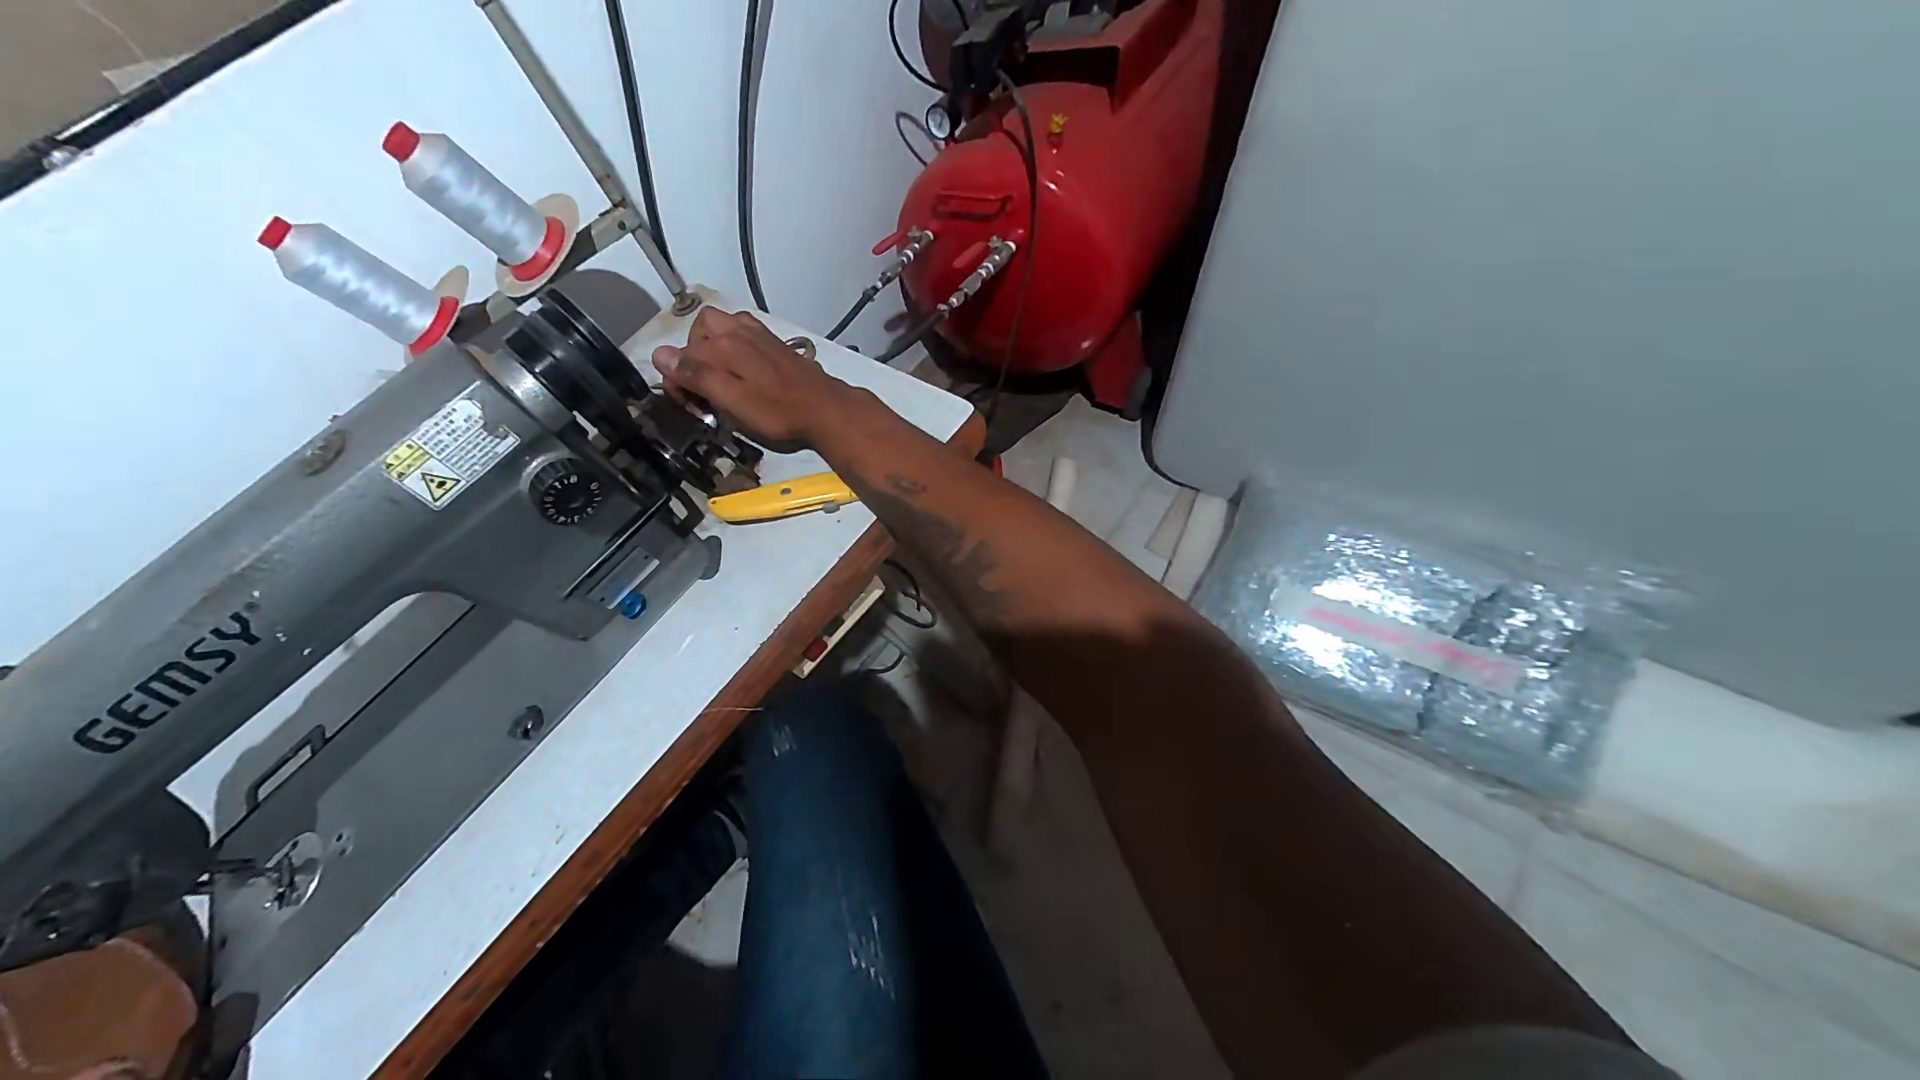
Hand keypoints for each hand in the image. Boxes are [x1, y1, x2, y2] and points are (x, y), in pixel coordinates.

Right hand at [651, 308, 855, 449]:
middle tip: (703, 391)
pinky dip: (733, 349)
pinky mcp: (774, 343)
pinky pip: (741, 335)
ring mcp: (759, 334)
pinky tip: (742, 373)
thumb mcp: (732, 401)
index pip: (681, 355)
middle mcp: (738, 330)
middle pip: (699, 333)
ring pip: (721, 329)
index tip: (692, 408)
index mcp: (723, 343)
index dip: (678, 383)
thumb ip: (696, 376)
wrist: (825, 409)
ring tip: (720, 380)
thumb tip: (659, 354)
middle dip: (692, 359)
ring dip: (712, 351)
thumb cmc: (778, 411)